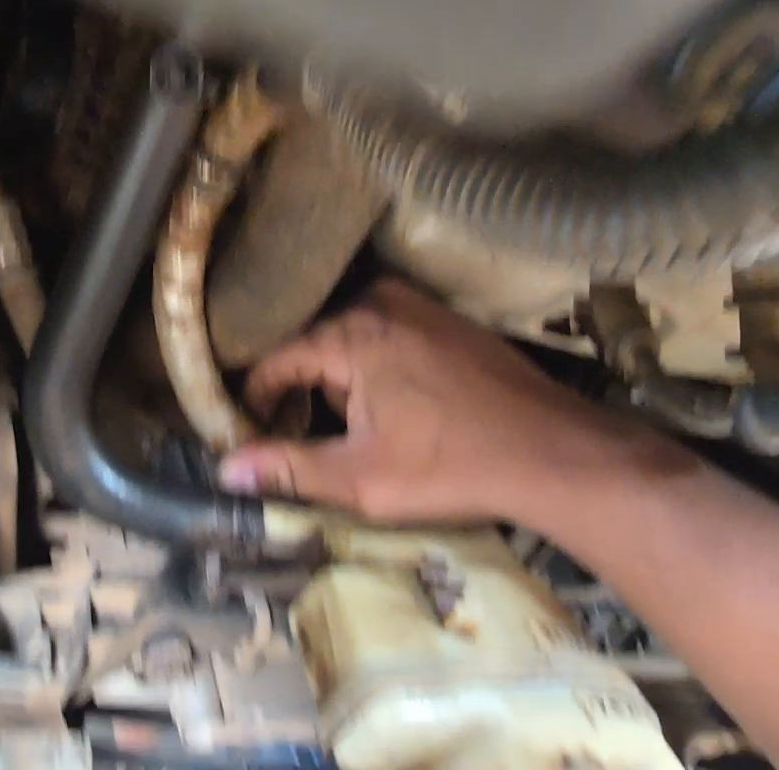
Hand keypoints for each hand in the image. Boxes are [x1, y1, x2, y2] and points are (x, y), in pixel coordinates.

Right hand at [218, 279, 694, 530]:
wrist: (553, 450)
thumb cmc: (451, 466)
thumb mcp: (360, 479)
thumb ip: (288, 468)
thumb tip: (225, 469)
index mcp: (349, 332)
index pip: (275, 358)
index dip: (258, 398)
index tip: (254, 432)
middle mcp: (375, 299)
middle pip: (311, 343)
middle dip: (300, 388)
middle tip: (300, 434)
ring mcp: (413, 301)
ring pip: (346, 335)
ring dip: (336, 374)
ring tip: (342, 422)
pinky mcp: (440, 312)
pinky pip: (381, 328)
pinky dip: (370, 359)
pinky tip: (387, 400)